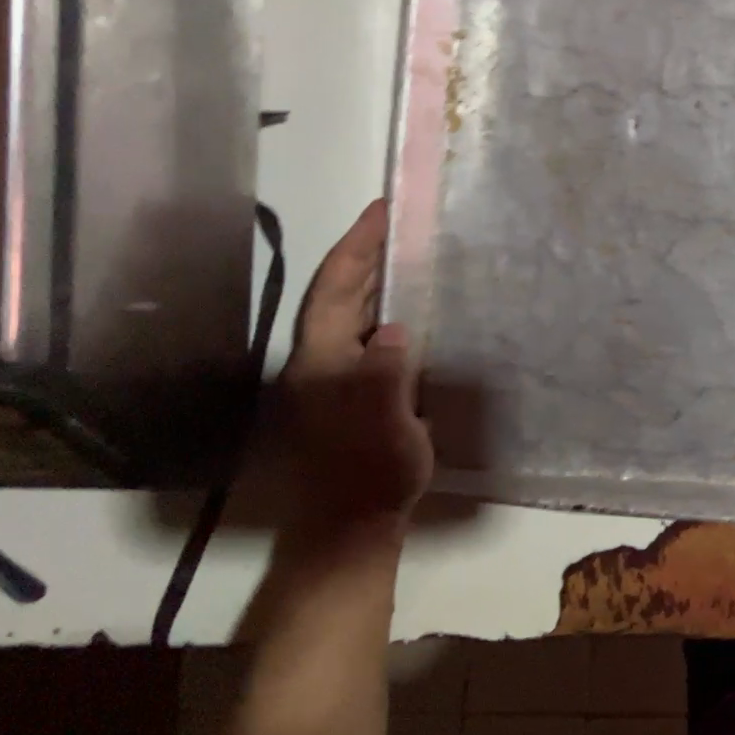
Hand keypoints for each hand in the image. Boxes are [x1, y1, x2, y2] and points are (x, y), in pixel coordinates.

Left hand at [273, 200, 432, 528]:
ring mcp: (335, 378)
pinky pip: (368, 336)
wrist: (356, 522)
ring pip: (351, 315)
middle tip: (398, 222)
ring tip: (408, 254)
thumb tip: (394, 328)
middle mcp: (321, 362)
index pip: (334, 292)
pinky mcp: (355, 391)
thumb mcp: (386, 423)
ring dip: (375, 280)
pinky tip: (413, 309)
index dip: (356, 249)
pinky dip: (387, 310)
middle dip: (364, 256)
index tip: (381, 212)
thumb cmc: (373, 472)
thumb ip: (385, 374)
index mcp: (322, 363)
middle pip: (338, 297)